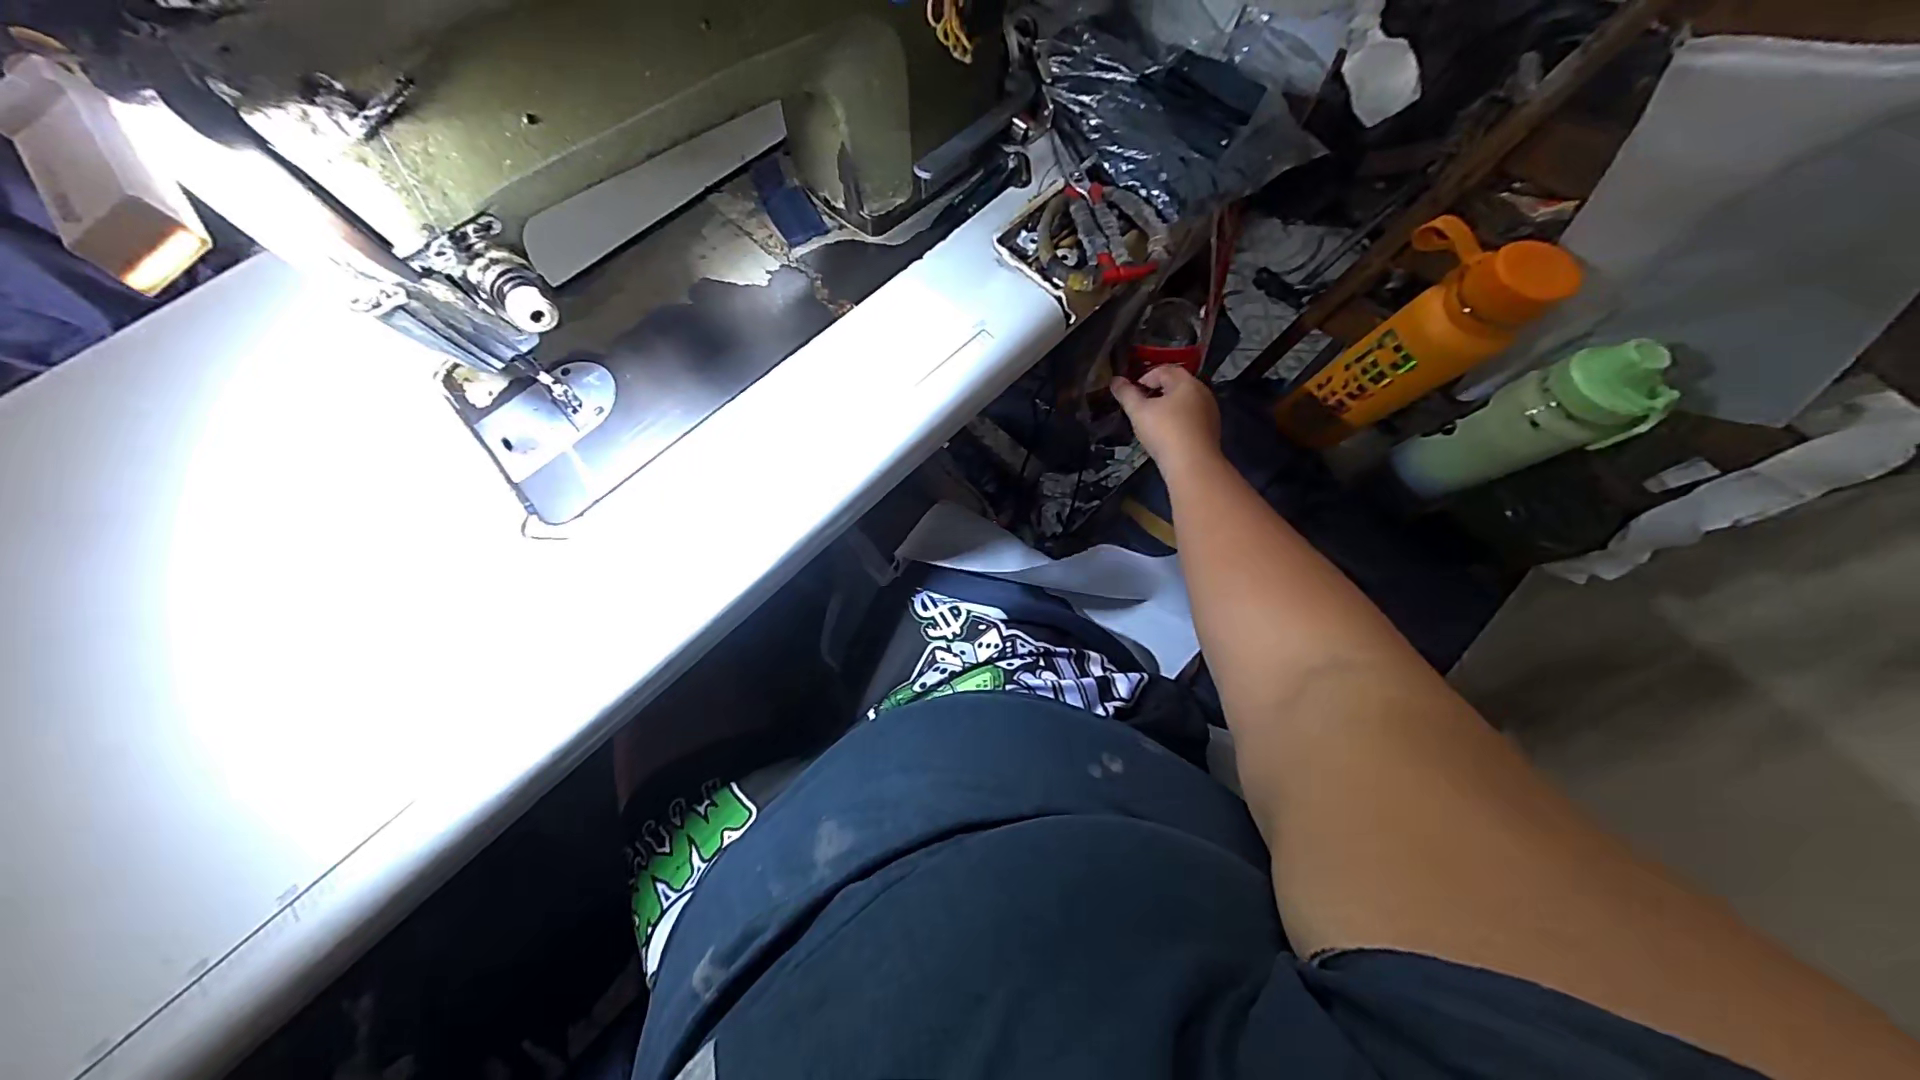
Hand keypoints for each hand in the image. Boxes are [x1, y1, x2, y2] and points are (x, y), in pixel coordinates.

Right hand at [1111, 365, 1221, 474]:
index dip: (1144, 377)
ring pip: (1185, 401)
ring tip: (1152, 420)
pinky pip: (1192, 416)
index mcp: (1186, 382)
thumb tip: (1115, 380)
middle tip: (1140, 405)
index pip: (1164, 370)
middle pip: (1177, 384)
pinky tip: (1168, 433)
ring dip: (1169, 406)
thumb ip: (1126, 394)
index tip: (1131, 392)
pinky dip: (1179, 419)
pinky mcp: (1212, 429)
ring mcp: (1210, 411)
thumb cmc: (1164, 432)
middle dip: (1157, 391)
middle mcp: (1202, 392)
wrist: (1193, 465)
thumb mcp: (1139, 412)